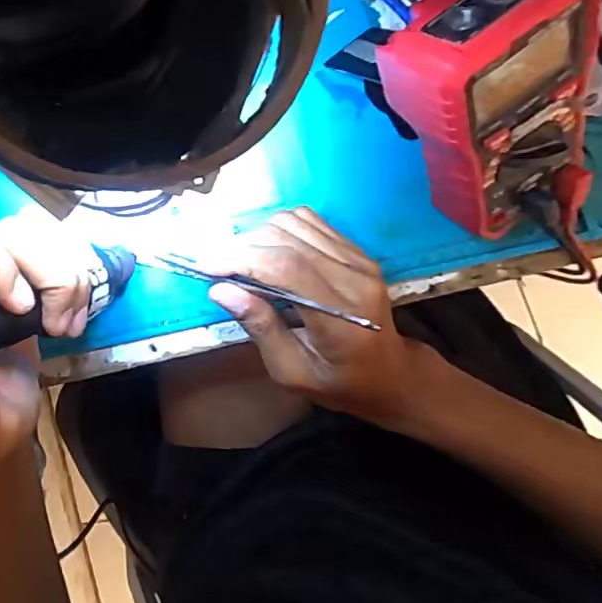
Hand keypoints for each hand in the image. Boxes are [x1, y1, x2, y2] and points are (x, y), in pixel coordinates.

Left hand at [0, 208, 97, 461]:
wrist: (9, 406)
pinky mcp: (23, 257)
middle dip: (46, 275)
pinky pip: (56, 238)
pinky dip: (79, 273)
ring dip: (67, 275)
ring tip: (67, 327)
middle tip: (59, 328)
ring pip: (32, 228)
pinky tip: (75, 314)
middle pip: (1, 232)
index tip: (23, 309)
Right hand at [203, 207, 434, 425]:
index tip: (207, 266)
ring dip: (257, 235)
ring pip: (292, 222)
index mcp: (342, 319)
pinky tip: (268, 250)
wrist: (394, 375)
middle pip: (284, 239)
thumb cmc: (339, 382)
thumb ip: (260, 328)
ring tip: (244, 260)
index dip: (240, 258)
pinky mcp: (356, 250)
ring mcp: (359, 260)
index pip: (285, 268)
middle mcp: (354, 280)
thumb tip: (221, 290)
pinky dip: (277, 228)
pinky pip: (307, 220)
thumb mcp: (293, 373)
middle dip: (241, 247)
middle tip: (220, 267)